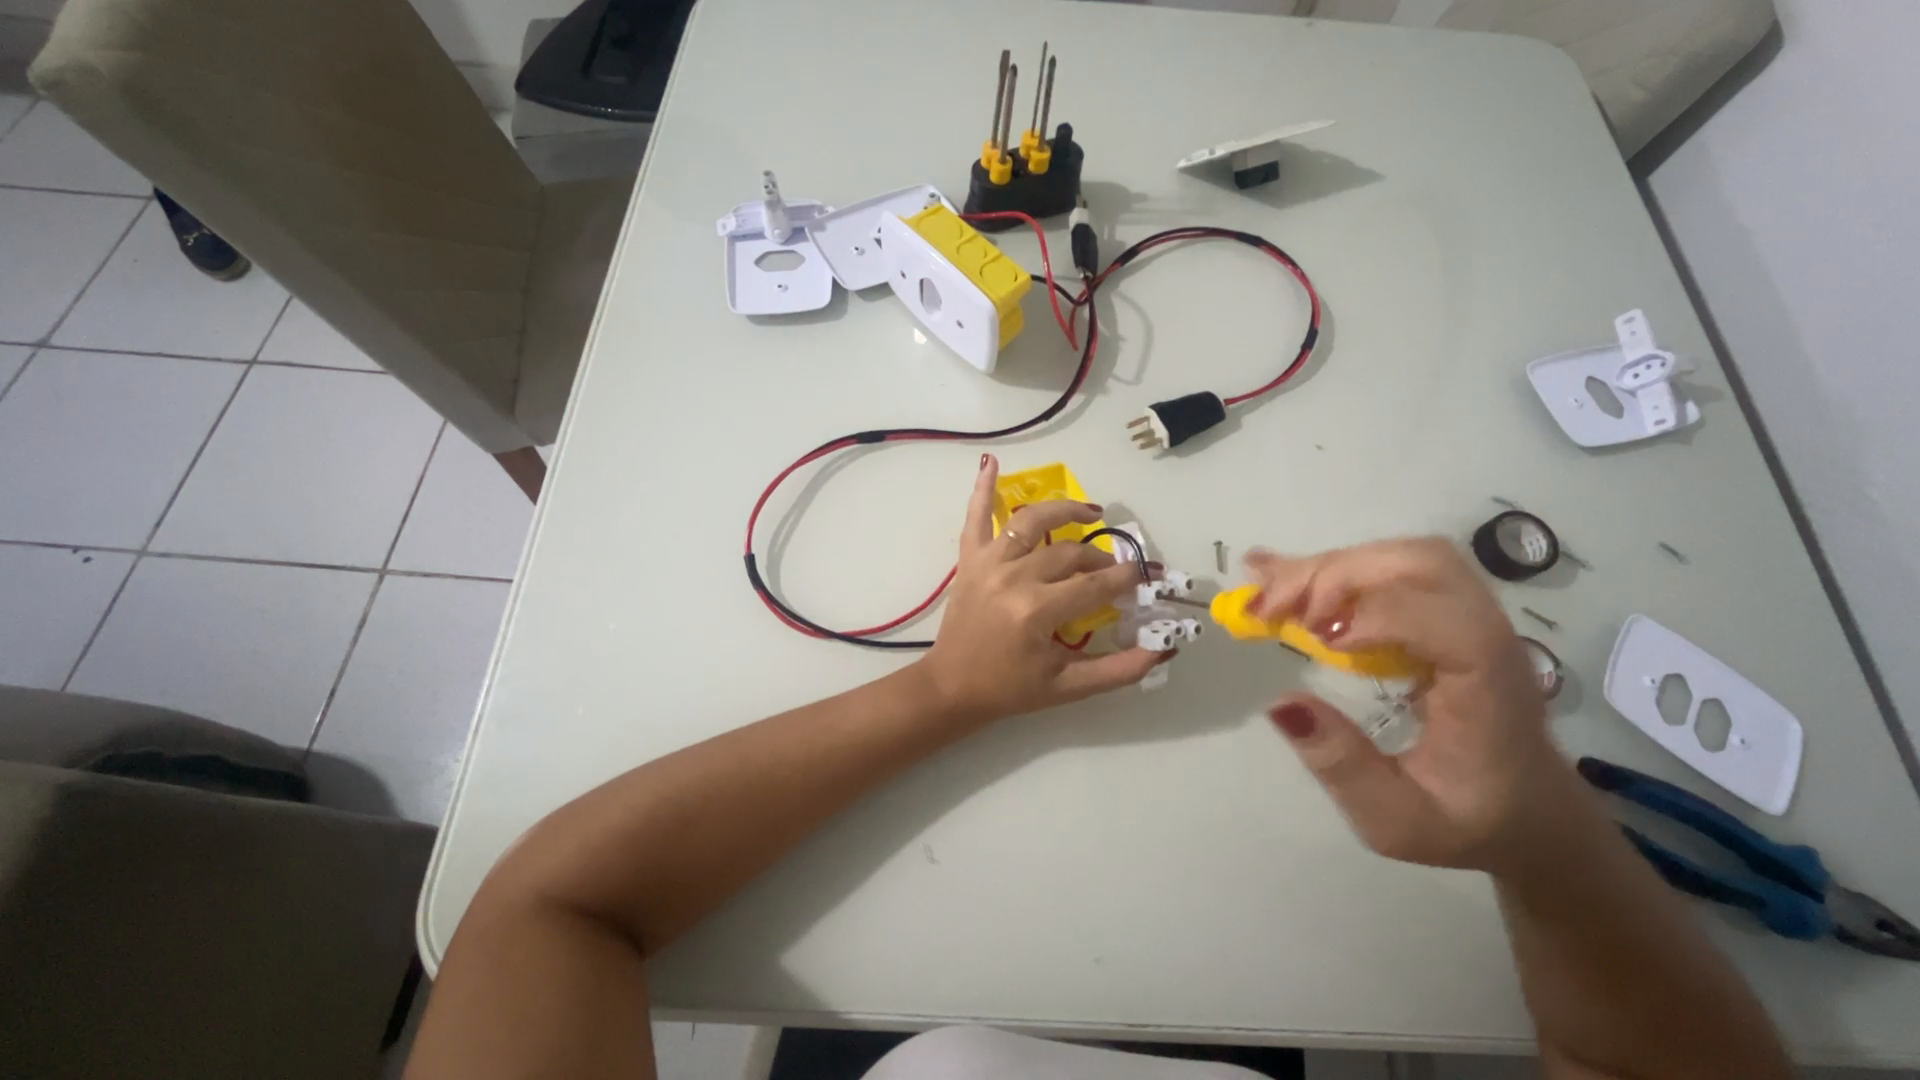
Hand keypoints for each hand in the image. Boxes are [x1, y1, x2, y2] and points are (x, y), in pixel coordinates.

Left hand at [916, 455, 1168, 723]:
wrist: (952, 687)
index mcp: (1037, 610)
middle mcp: (1013, 578)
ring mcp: (988, 563)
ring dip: (1064, 511)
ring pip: (1031, 522)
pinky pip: (975, 516)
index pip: (1095, 584)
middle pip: (1069, 553)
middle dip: (1101, 559)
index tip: (1150, 575)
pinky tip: (991, 462)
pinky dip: (982, 487)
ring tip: (1090, 513)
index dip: (1129, 578)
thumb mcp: (1068, 688)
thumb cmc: (1010, 689)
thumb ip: (1118, 669)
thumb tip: (1163, 648)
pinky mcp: (969, 559)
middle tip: (1117, 571)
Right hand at [1245, 538, 1581, 872]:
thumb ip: (1342, 765)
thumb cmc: (1468, 823)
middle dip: (1336, 574)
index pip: (1443, 617)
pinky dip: (1333, 572)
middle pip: (1419, 565)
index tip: (1314, 640)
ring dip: (1330, 568)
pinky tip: (1279, 574)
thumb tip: (1279, 702)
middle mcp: (1488, 636)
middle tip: (1271, 609)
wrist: (1532, 816)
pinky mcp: (1447, 616)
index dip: (1376, 613)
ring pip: (1401, 558)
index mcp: (1487, 686)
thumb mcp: (1397, 820)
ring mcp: (1471, 619)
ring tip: (1268, 596)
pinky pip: (1392, 572)